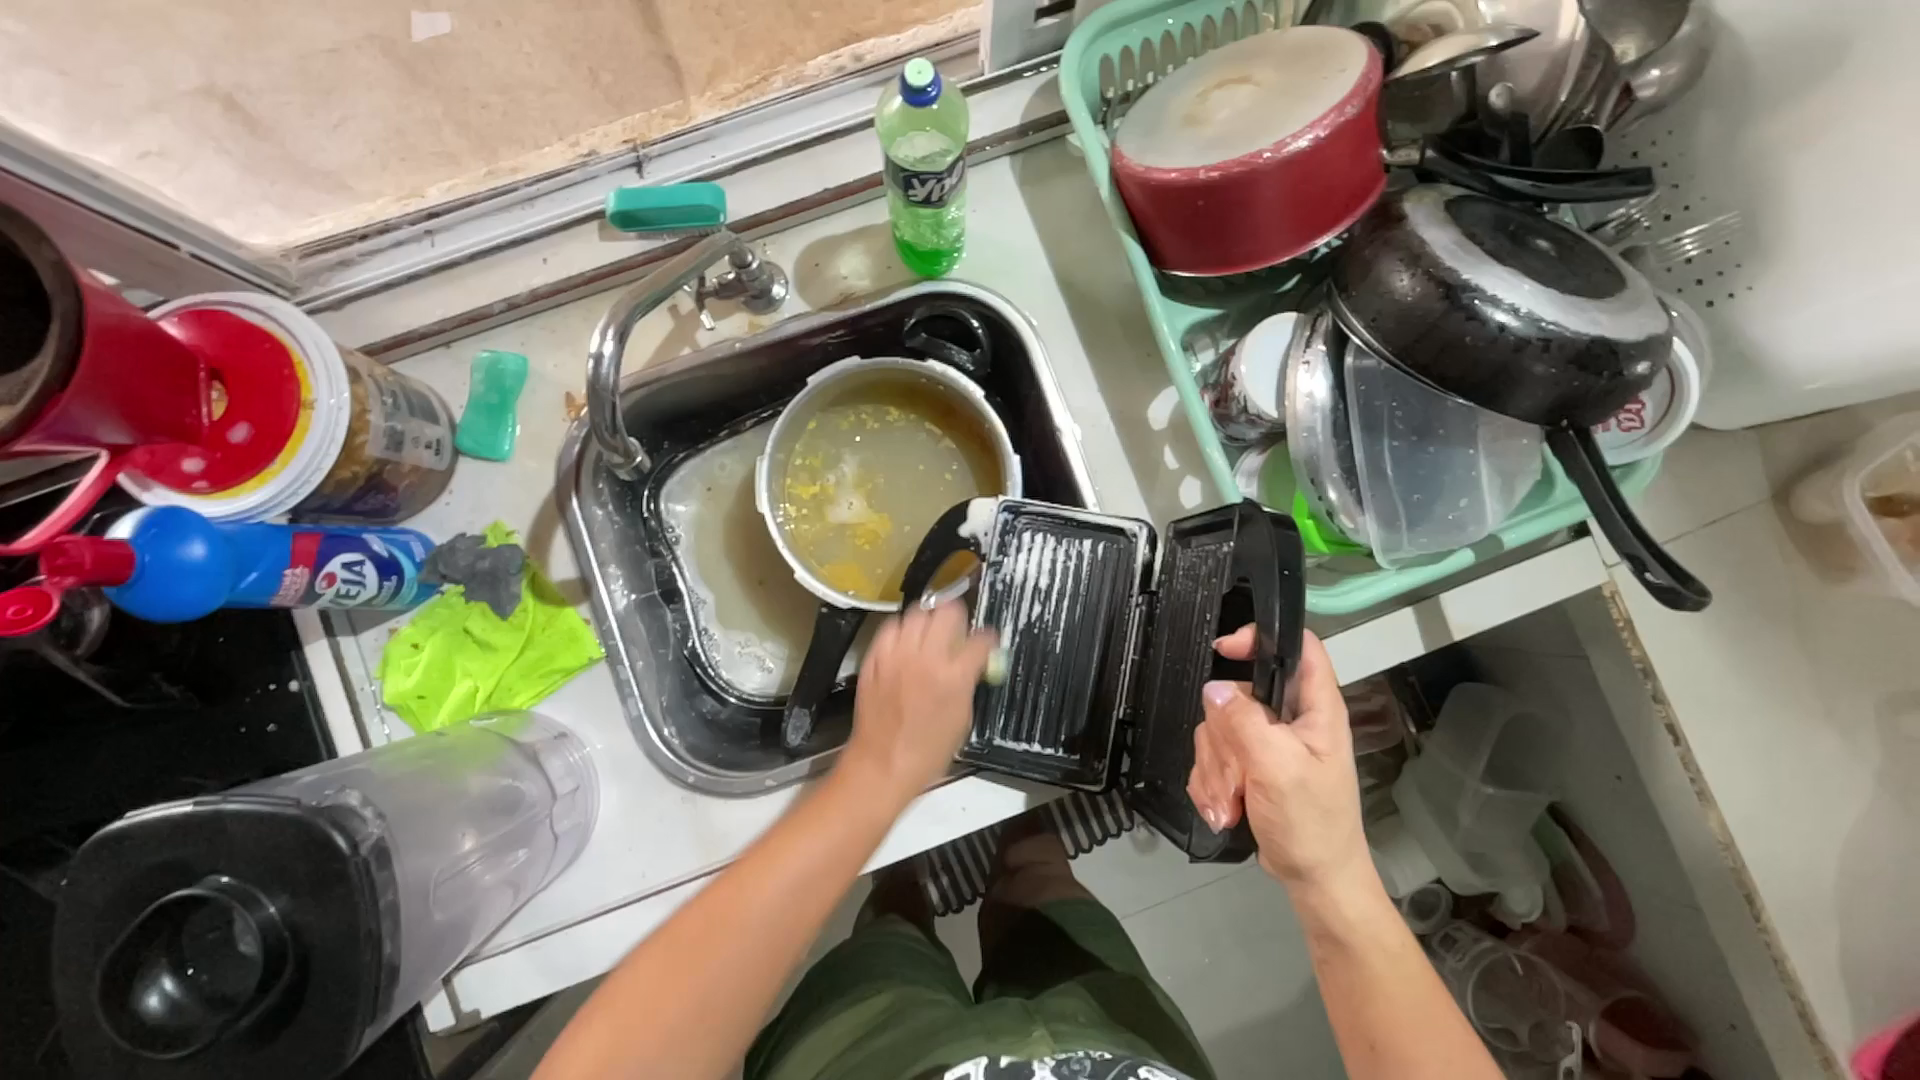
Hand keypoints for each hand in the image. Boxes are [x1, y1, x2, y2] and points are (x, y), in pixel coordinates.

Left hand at [839, 601, 996, 810]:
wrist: (882, 764)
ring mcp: (897, 655)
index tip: (987, 643)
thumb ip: (968, 684)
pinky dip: (901, 631)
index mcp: (954, 676)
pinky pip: (890, 628)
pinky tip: (905, 643)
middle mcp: (926, 658)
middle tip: (957, 630)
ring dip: (928, 619)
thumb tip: (973, 665)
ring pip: (917, 613)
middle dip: (957, 617)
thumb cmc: (928, 752)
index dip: (988, 639)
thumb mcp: (963, 718)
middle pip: (947, 612)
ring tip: (929, 633)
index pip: (980, 640)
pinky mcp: (875, 658)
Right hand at [1187, 627, 1372, 897]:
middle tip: (1237, 773)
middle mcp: (1289, 718)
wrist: (1314, 881)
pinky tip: (1225, 809)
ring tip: (1233, 802)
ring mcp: (1265, 742)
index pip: (1296, 647)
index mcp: (1314, 709)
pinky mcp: (1246, 765)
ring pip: (1216, 728)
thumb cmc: (1312, 825)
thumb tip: (1213, 688)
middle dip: (1222, 738)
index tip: (1224, 652)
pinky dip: (1211, 784)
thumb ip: (1244, 722)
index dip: (1261, 638)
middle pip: (1235, 694)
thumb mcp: (1278, 769)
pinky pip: (1211, 756)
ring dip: (1215, 769)